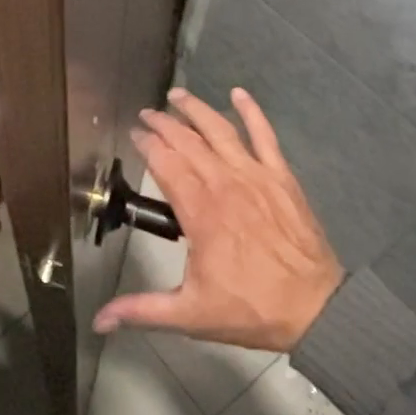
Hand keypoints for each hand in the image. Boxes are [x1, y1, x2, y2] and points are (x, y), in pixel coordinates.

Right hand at [94, 87, 342, 351]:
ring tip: (177, 96)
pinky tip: (239, 93)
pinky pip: (265, 136)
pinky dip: (252, 112)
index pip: (165, 164)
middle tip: (146, 115)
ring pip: (220, 131)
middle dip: (163, 124)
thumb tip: (99, 321)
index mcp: (200, 212)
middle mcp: (224, 184)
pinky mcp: (281, 177)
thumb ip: (142, 310)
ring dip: (196, 110)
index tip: (133, 135)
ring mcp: (256, 176)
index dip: (146, 145)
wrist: (316, 310)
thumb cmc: (250, 308)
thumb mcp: (190, 314)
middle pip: (187, 142)